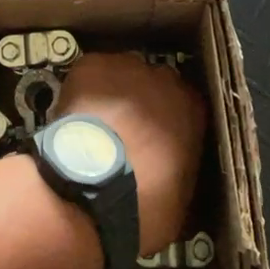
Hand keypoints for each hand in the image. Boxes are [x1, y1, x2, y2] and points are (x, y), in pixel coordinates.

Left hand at [54, 53, 207, 254]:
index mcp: (193, 108)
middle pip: (154, 85)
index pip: (186, 106)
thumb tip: (172, 179)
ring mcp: (127, 66)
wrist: (95, 187)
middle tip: (124, 133)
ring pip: (122, 74)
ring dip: (114, 93)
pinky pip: (91, 72)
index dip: (168, 122)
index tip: (156, 140)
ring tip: (97, 125)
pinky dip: (84, 89)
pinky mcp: (93, 64)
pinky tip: (76, 116)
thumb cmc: (146, 204)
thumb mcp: (181, 200)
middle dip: (143, 103)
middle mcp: (165, 78)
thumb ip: (181, 172)